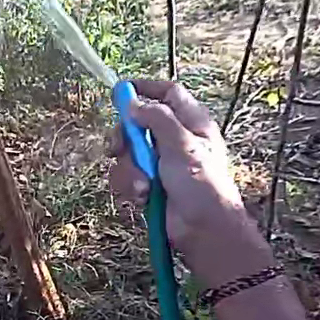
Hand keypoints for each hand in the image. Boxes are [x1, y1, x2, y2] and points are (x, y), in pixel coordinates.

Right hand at [108, 79, 273, 288]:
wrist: (204, 230)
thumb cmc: (201, 185)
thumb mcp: (181, 145)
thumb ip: (156, 119)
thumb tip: (131, 103)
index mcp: (191, 124)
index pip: (167, 93)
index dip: (145, 88)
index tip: (120, 90)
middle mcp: (174, 140)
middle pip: (138, 124)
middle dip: (124, 137)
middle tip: (115, 147)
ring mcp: (161, 164)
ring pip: (128, 154)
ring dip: (129, 171)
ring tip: (143, 186)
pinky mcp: (150, 185)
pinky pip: (127, 177)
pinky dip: (130, 187)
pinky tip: (143, 197)